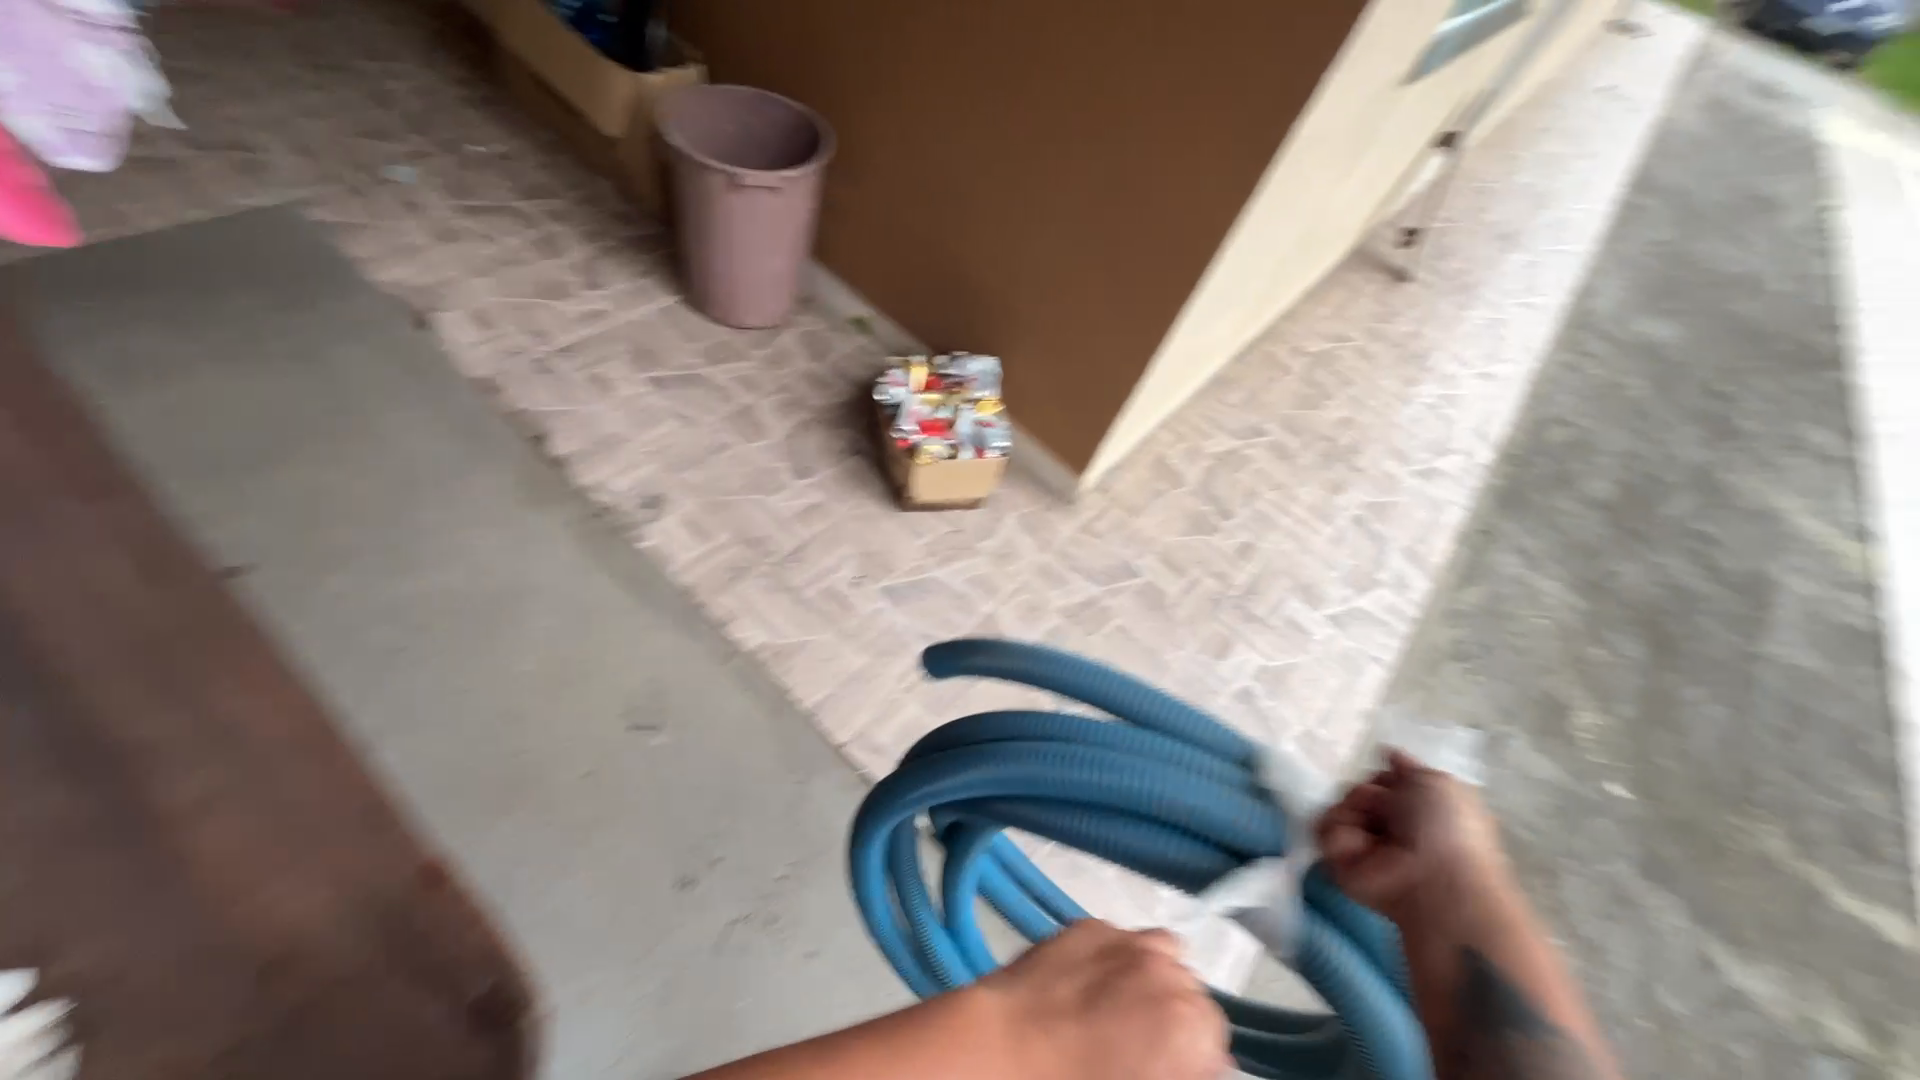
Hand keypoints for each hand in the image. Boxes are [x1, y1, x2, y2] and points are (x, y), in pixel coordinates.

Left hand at [979, 920, 1228, 1079]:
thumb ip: (1177, 1069)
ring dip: (1151, 979)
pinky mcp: (1087, 923)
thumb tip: (1181, 1061)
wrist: (1001, 1051)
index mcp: (1192, 1026)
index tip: (1167, 1070)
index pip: (1216, 1043)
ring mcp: (1125, 938)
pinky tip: (1086, 982)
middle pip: (1191, 995)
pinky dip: (1115, 958)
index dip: (1191, 1061)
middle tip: (1139, 1045)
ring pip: (1162, 956)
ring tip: (1118, 1007)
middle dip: (1174, 1018)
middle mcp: (1167, 971)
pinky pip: (1120, 939)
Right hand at [1314, 749, 1510, 927]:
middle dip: (1365, 793)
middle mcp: (1387, 827)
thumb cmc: (1445, 827)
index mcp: (1414, 811)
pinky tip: (1358, 844)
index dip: (1381, 777)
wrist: (1436, 879)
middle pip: (1355, 791)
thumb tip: (1386, 751)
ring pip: (1336, 808)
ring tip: (1371, 829)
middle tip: (1384, 807)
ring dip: (1351, 811)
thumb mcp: (1437, 782)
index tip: (1391, 778)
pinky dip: (1338, 832)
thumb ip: (1407, 766)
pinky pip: (1323, 831)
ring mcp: (1362, 845)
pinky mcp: (1340, 863)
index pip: (1379, 781)